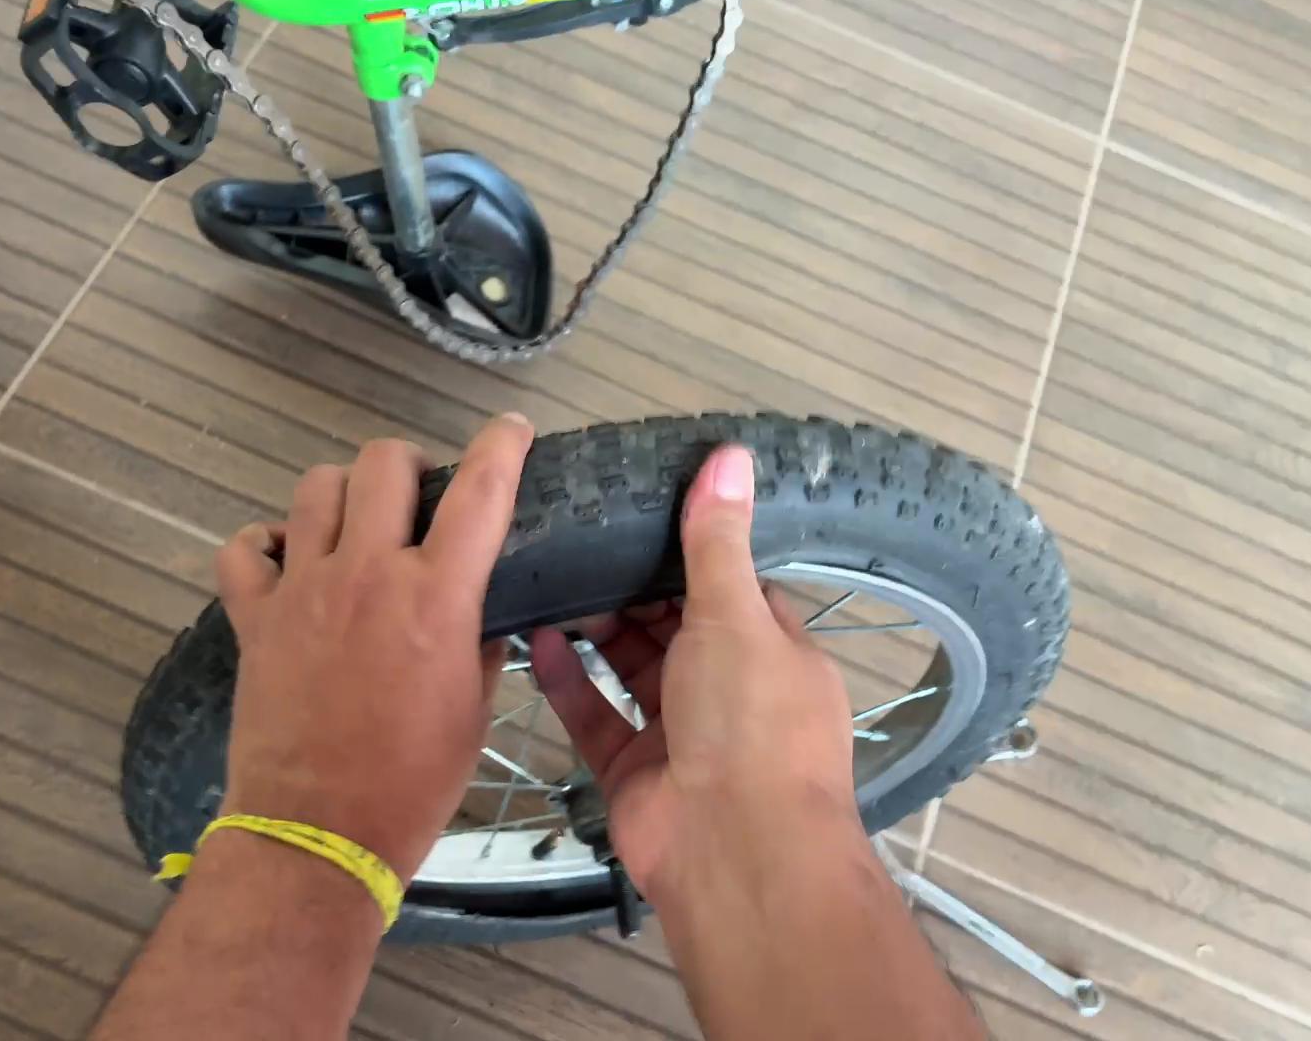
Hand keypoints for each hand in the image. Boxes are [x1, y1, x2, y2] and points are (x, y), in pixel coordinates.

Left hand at [215, 414, 534, 876]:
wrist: (320, 833)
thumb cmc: (414, 778)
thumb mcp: (474, 707)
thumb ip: (480, 642)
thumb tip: (477, 612)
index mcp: (435, 596)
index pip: (479, 492)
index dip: (502, 446)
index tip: (512, 427)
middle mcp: (368, 573)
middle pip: (382, 464)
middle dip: (408, 463)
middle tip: (418, 496)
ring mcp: (302, 589)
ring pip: (314, 488)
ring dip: (344, 493)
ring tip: (356, 524)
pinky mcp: (253, 616)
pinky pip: (244, 548)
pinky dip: (265, 542)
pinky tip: (286, 559)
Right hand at [529, 445, 862, 901]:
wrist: (733, 854)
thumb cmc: (749, 722)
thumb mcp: (735, 615)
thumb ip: (718, 540)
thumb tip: (732, 455)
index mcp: (772, 654)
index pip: (733, 589)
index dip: (693, 555)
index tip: (645, 519)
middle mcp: (730, 691)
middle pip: (675, 626)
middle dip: (633, 590)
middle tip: (583, 545)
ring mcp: (680, 734)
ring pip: (631, 668)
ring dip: (598, 629)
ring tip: (553, 580)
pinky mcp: (634, 768)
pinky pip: (597, 714)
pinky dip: (571, 680)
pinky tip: (538, 639)